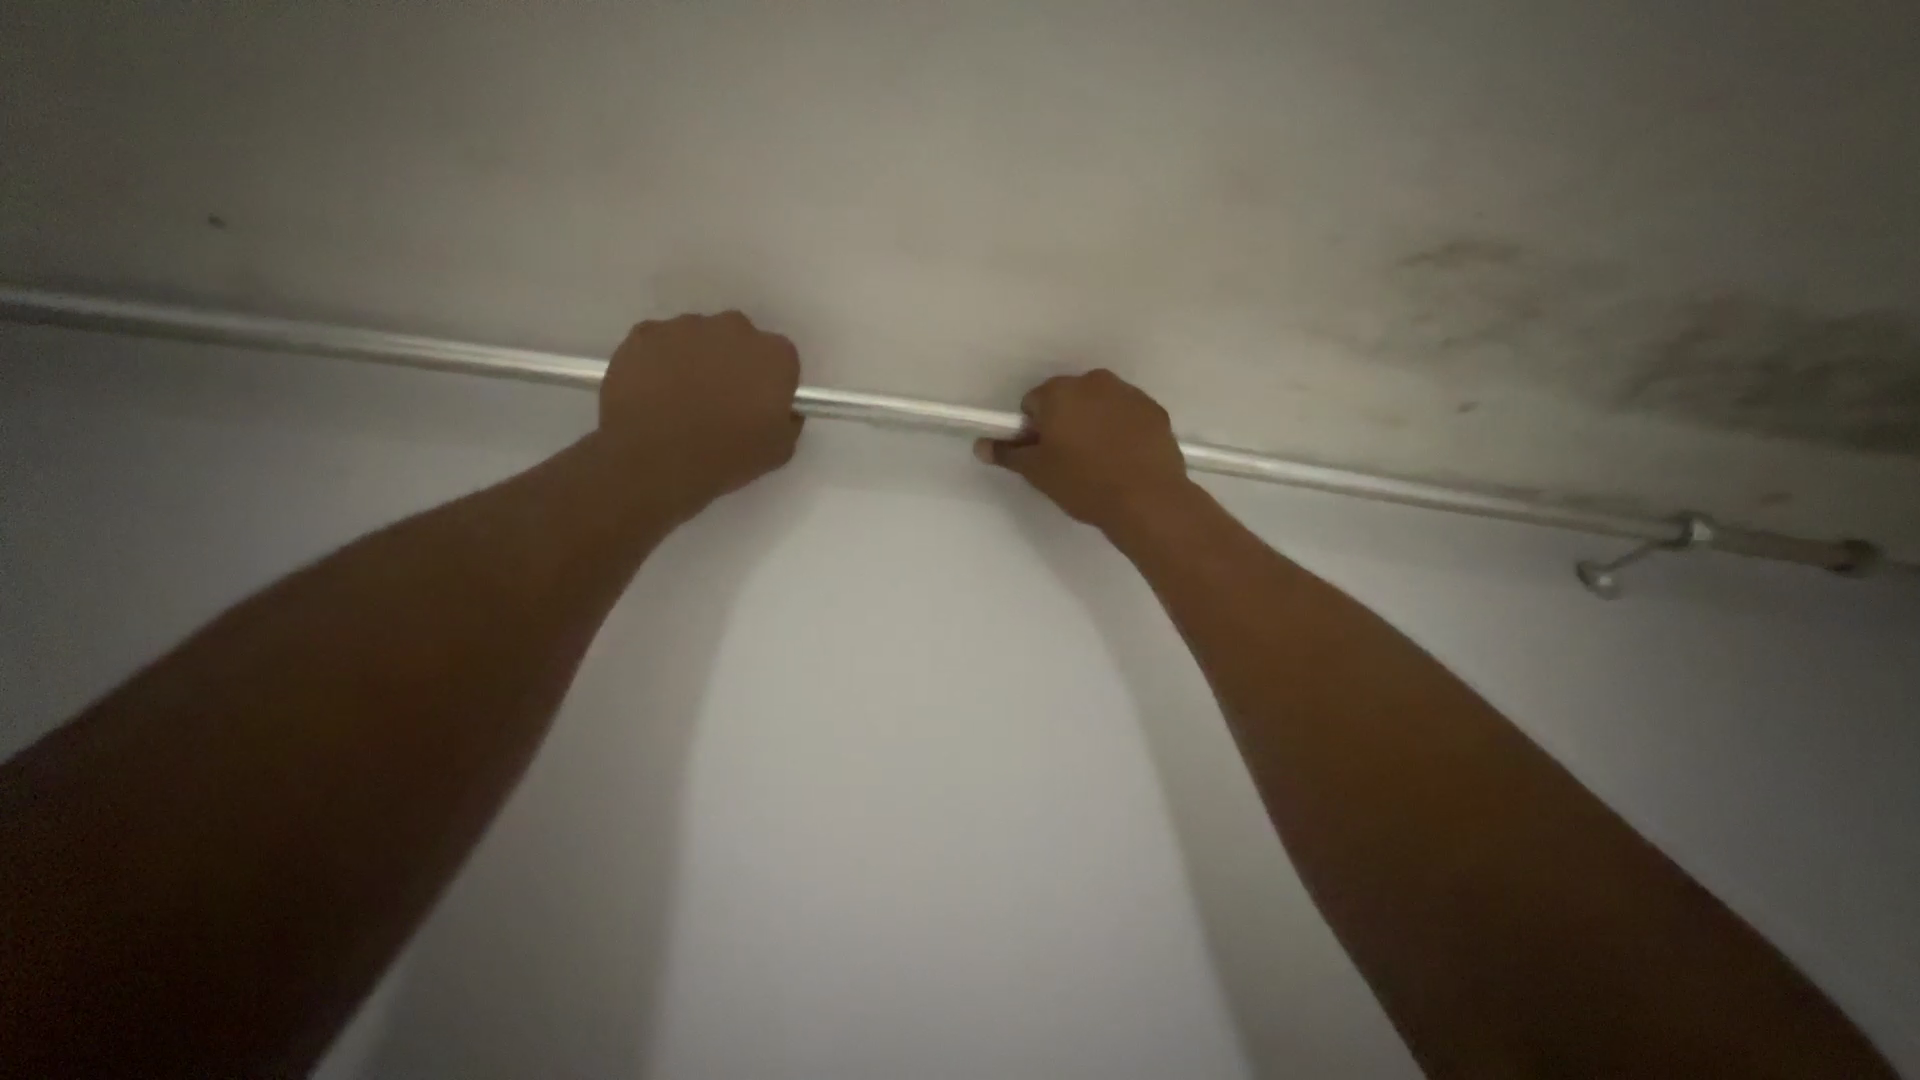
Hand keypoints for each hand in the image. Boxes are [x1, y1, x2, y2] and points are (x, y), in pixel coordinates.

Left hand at [596, 312, 803, 519]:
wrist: (652, 457)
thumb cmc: (724, 456)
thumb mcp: (778, 451)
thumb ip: (788, 420)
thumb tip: (781, 409)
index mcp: (774, 355)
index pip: (782, 361)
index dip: (770, 384)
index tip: (757, 407)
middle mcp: (735, 328)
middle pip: (740, 342)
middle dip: (733, 366)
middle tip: (719, 403)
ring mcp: (686, 326)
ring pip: (697, 340)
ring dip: (694, 362)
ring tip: (679, 402)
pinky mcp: (645, 332)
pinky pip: (660, 345)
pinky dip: (658, 363)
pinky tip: (652, 395)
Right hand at [976, 370, 1193, 531]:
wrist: (1146, 499)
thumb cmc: (1083, 483)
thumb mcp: (1037, 472)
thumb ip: (1007, 453)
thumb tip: (980, 445)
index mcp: (1059, 392)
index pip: (1032, 403)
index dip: (1033, 430)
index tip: (1042, 455)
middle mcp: (1094, 382)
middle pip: (1068, 399)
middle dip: (1065, 422)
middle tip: (1069, 459)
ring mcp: (1129, 393)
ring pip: (1100, 405)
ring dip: (1094, 423)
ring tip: (1100, 461)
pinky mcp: (1155, 410)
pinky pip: (1128, 415)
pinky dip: (1123, 430)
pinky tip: (1124, 459)